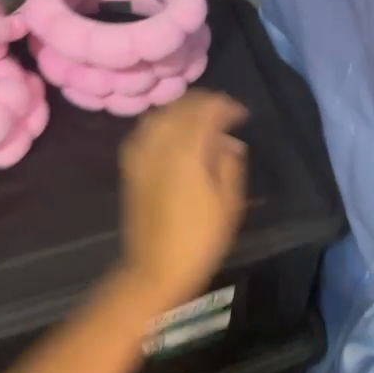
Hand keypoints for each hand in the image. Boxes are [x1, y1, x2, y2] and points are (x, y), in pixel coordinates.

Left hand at [116, 92, 248, 308]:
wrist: (156, 269)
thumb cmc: (200, 239)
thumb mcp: (229, 203)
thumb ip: (230, 164)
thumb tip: (230, 142)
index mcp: (188, 151)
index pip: (207, 111)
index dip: (227, 107)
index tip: (243, 115)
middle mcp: (161, 145)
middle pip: (181, 107)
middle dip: (204, 103)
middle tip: (224, 112)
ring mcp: (141, 155)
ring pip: (160, 115)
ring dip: (181, 109)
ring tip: (200, 117)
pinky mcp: (131, 167)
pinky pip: (144, 131)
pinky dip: (161, 123)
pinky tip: (172, 133)